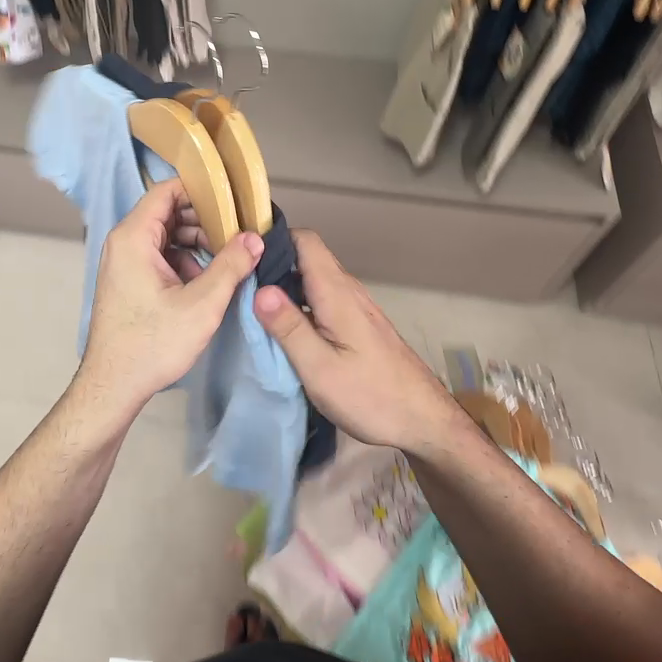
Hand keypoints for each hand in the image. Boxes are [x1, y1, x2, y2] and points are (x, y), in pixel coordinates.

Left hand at [74, 179, 262, 416]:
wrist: (114, 385)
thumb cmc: (153, 343)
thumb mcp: (201, 304)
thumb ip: (230, 265)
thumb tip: (255, 237)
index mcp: (133, 237)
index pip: (167, 191)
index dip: (201, 191)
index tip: (233, 203)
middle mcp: (123, 241)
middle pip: (167, 211)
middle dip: (204, 220)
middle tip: (237, 235)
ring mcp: (123, 261)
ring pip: (165, 234)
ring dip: (196, 242)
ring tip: (227, 260)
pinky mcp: (128, 279)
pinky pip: (158, 254)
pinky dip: (183, 260)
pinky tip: (205, 281)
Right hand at [254, 230, 466, 454]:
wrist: (423, 421)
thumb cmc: (371, 396)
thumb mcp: (320, 368)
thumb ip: (289, 328)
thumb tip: (259, 290)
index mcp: (336, 293)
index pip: (305, 241)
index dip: (274, 239)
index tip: (243, 255)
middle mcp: (348, 291)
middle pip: (308, 257)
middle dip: (274, 263)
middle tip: (238, 284)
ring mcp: (356, 308)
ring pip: (314, 280)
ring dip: (286, 285)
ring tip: (253, 305)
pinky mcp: (359, 325)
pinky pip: (324, 299)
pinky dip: (301, 303)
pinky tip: (285, 328)